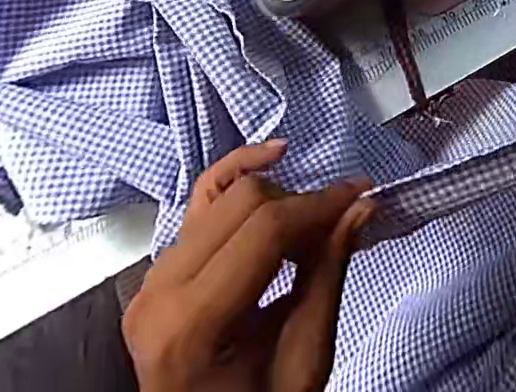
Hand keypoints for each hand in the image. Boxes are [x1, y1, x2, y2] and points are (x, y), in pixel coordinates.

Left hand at [122, 140, 374, 391]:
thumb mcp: (303, 361)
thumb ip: (328, 275)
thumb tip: (361, 205)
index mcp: (190, 325)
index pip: (266, 229)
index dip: (320, 205)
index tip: (362, 194)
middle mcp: (160, 291)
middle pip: (247, 201)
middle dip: (303, 204)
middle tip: (342, 221)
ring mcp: (153, 277)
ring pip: (229, 194)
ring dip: (280, 199)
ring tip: (312, 226)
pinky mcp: (159, 268)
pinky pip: (201, 198)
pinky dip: (239, 169)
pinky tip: (276, 155)